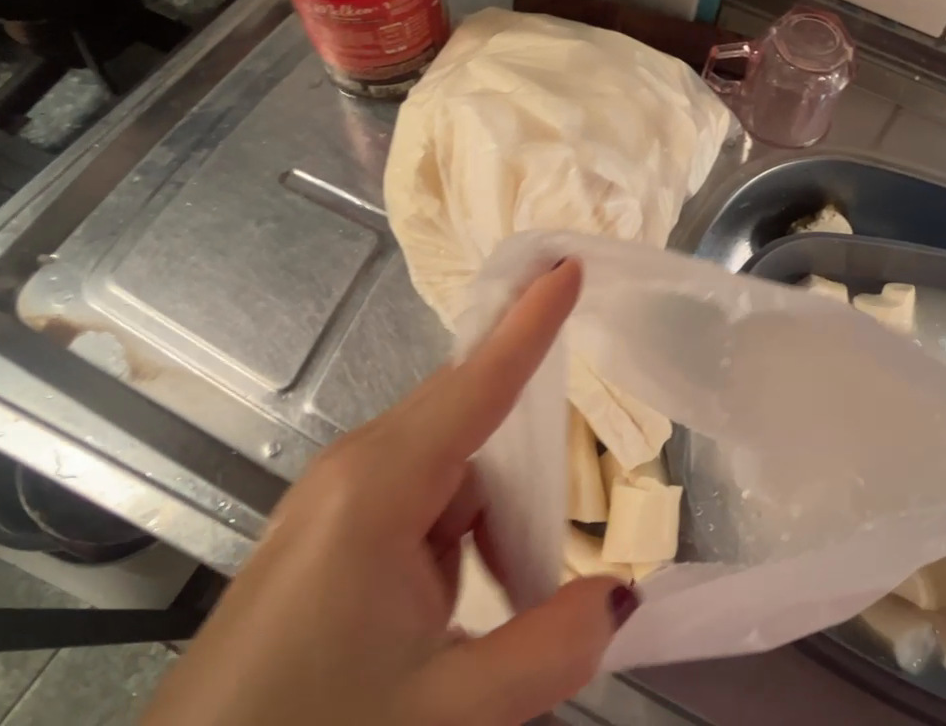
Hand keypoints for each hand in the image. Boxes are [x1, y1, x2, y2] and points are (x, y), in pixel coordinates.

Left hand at [143, 260, 636, 725]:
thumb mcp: (447, 713)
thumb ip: (550, 649)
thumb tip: (621, 596)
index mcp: (378, 488)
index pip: (477, 384)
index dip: (530, 323)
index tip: (567, 264)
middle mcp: (351, 473)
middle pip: (468, 430)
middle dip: (521, 482)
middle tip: (544, 566)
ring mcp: (330, 504)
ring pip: (448, 478)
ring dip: (489, 530)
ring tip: (495, 614)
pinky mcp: (323, 538)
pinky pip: (417, 509)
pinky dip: (455, 547)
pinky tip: (447, 622)